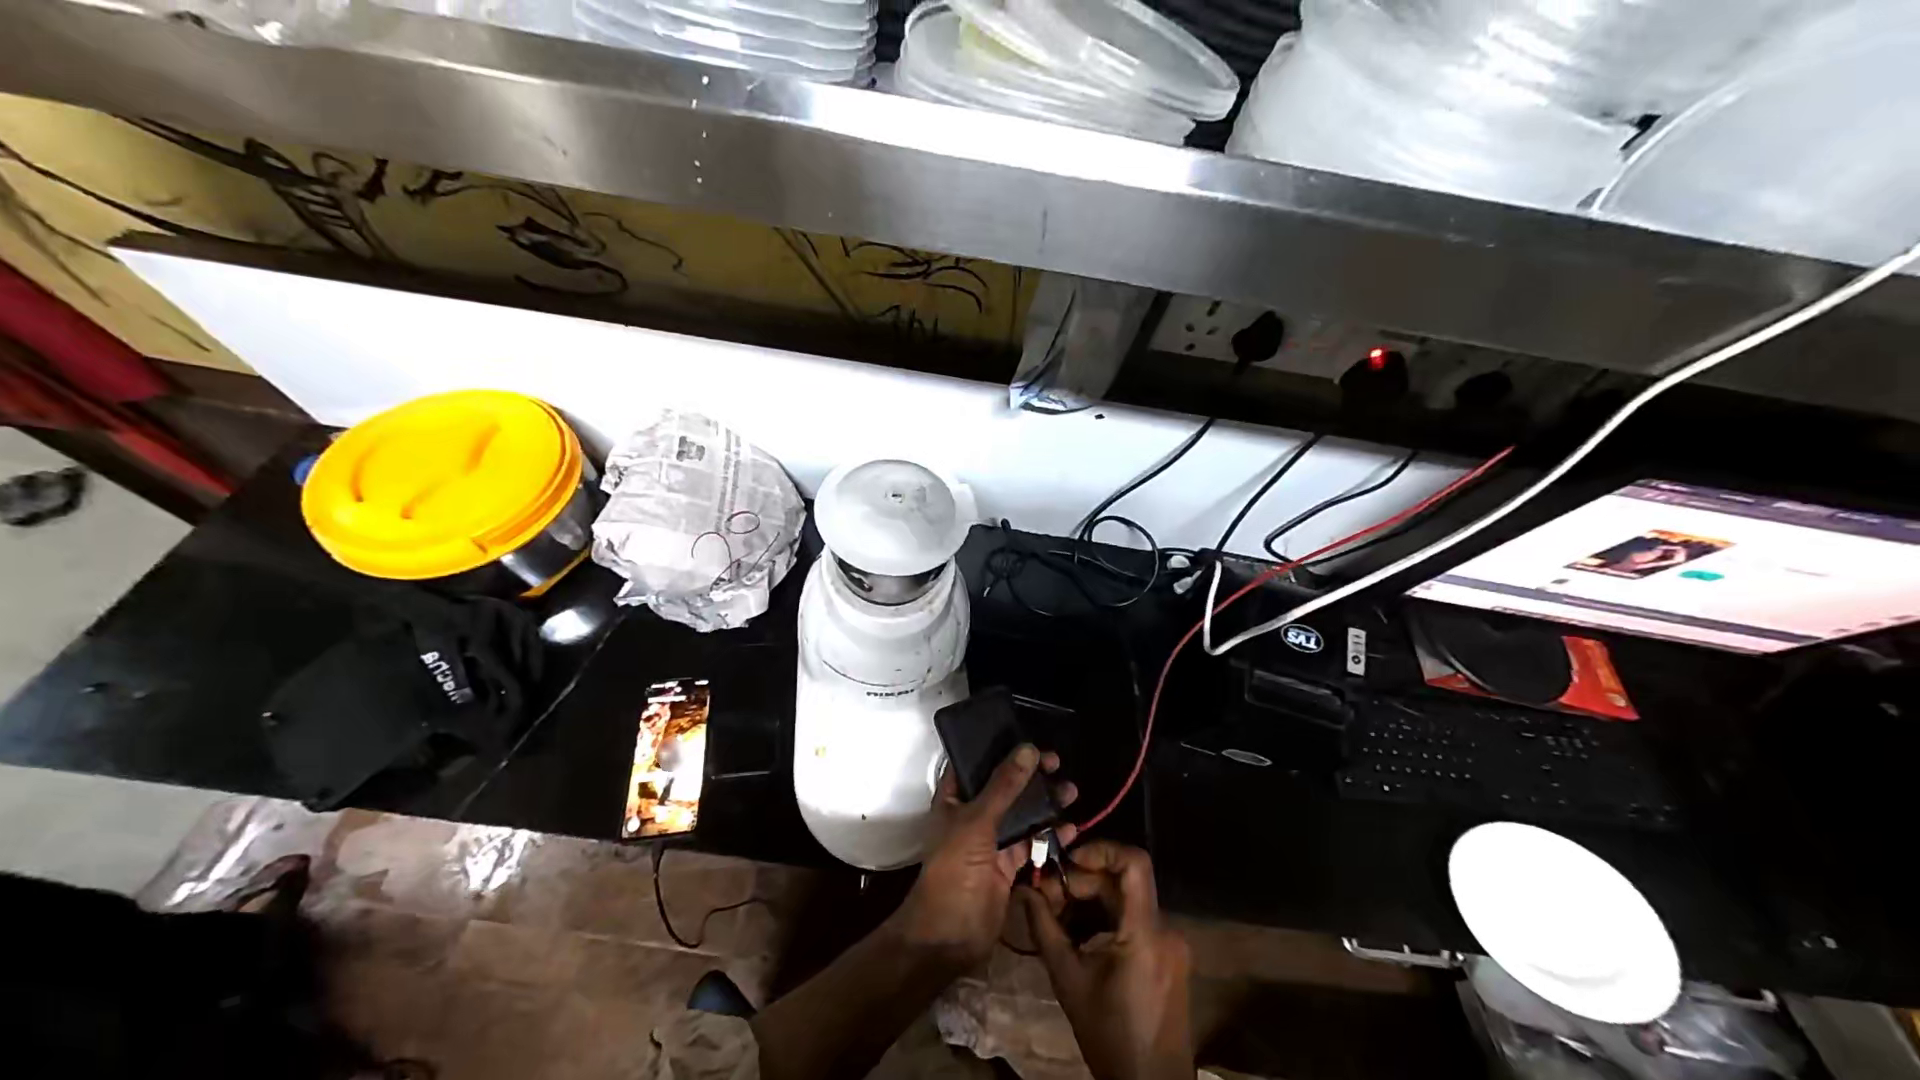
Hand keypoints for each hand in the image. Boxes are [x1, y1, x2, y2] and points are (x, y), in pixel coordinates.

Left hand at [893, 744, 1077, 970]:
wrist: (949, 935)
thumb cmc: (953, 871)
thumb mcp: (977, 823)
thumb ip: (1004, 787)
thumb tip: (1028, 749)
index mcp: (954, 800)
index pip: (975, 764)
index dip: (997, 749)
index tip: (1026, 736)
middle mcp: (972, 816)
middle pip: (1004, 787)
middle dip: (1029, 774)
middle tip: (1056, 762)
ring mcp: (991, 841)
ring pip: (1021, 814)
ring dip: (1044, 803)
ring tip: (1071, 790)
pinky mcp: (1008, 865)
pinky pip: (1032, 842)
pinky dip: (1050, 835)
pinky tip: (1070, 828)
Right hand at [1020, 841, 1192, 1079]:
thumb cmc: (1108, 1035)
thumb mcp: (1068, 980)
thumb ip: (1044, 928)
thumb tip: (1024, 890)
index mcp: (1145, 932)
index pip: (1135, 863)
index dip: (1101, 849)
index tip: (1067, 860)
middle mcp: (1166, 929)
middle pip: (1123, 882)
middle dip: (1083, 881)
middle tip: (1048, 894)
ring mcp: (1172, 943)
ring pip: (1128, 901)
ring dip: (1093, 900)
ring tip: (1059, 914)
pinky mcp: (1170, 957)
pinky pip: (1137, 920)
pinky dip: (1107, 918)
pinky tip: (1081, 934)